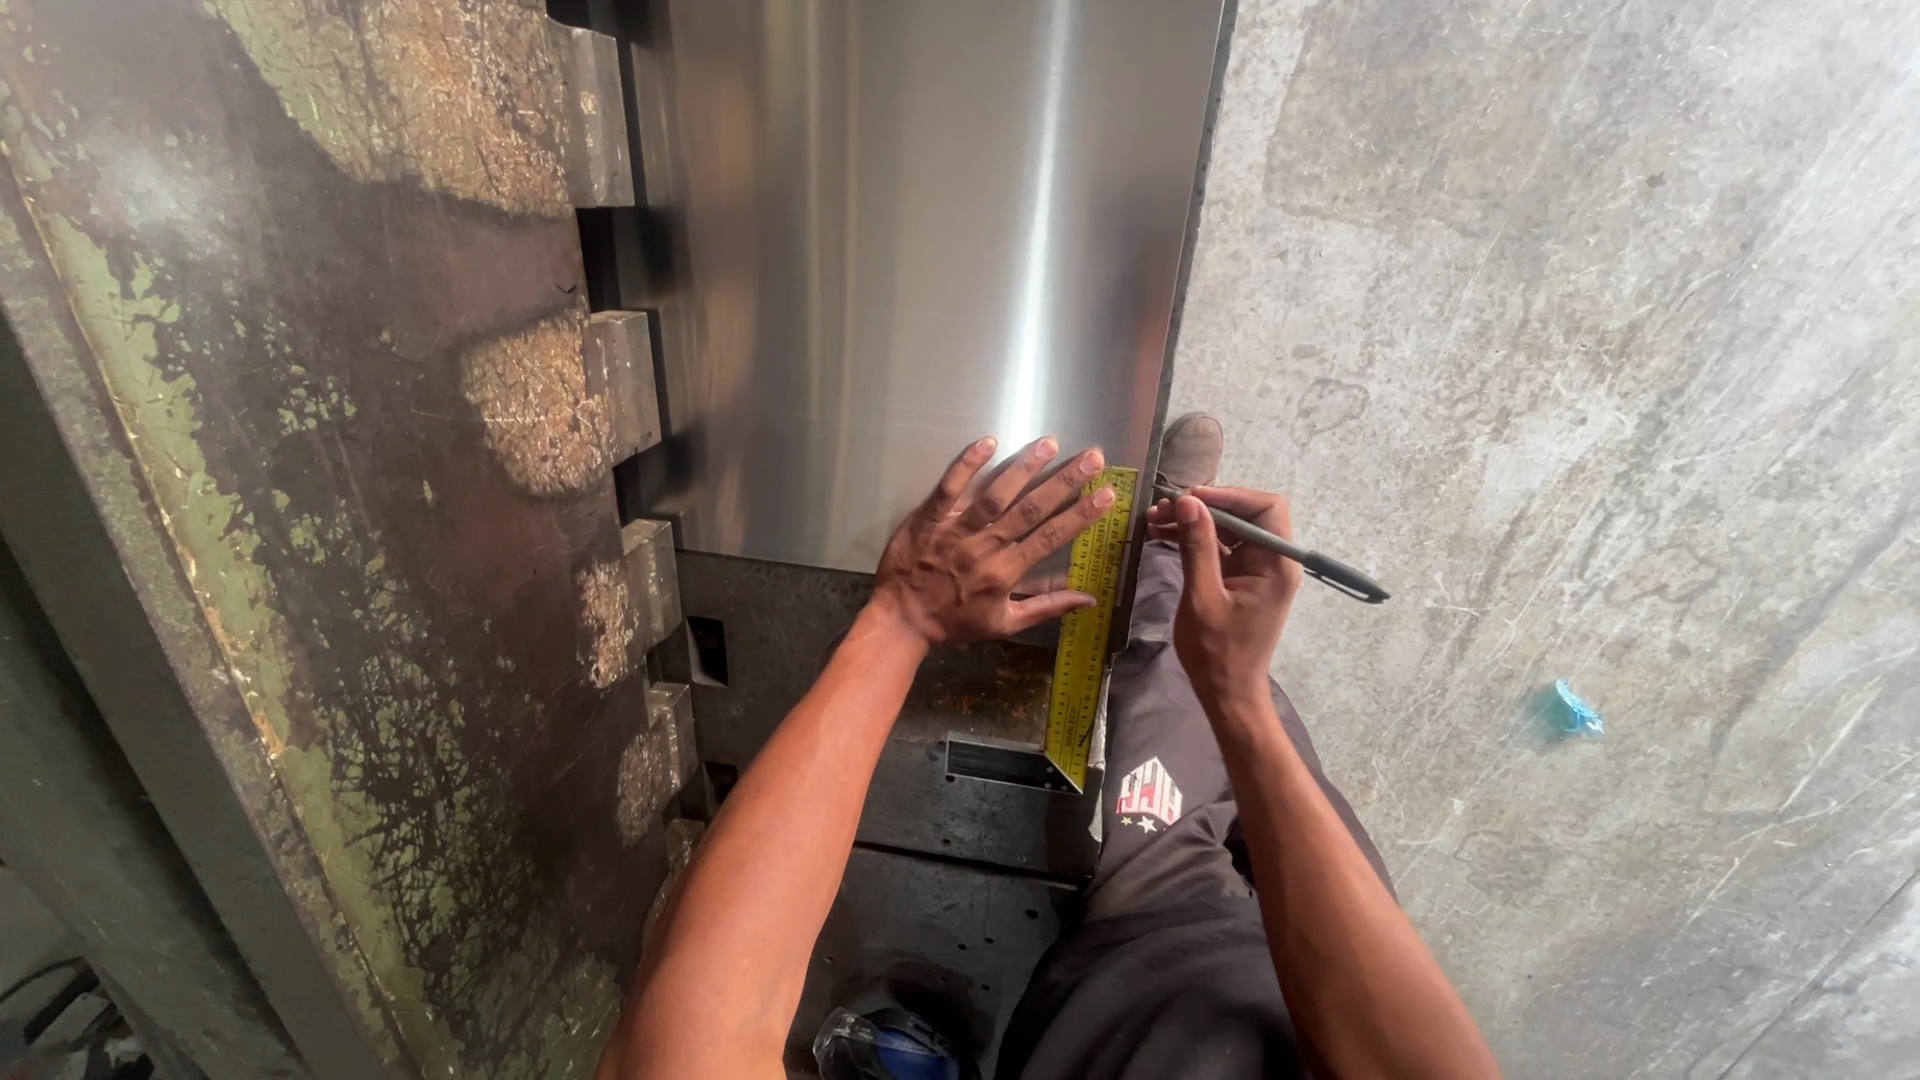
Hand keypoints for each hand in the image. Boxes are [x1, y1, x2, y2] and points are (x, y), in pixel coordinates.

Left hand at [872, 435, 1115, 646]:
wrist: (901, 621)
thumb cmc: (954, 623)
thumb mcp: (1004, 624)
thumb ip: (1046, 607)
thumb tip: (1088, 599)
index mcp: (1006, 573)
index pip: (1051, 538)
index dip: (1081, 515)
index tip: (1106, 494)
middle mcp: (985, 548)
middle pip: (1030, 510)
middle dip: (1064, 482)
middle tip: (1091, 457)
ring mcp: (956, 530)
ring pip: (995, 495)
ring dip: (1023, 468)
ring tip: (1049, 444)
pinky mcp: (929, 518)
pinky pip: (949, 488)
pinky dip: (967, 464)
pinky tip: (988, 442)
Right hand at [1146, 487, 1302, 713]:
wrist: (1227, 692)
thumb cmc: (1217, 652)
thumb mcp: (1202, 597)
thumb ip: (1198, 547)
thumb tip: (1188, 502)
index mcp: (1276, 565)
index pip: (1266, 509)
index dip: (1229, 495)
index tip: (1191, 498)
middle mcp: (1272, 562)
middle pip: (1244, 515)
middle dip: (1203, 507)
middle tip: (1163, 509)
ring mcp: (1255, 570)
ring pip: (1227, 528)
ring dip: (1192, 521)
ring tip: (1154, 519)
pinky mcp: (1239, 578)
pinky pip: (1218, 547)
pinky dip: (1192, 539)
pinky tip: (1162, 534)